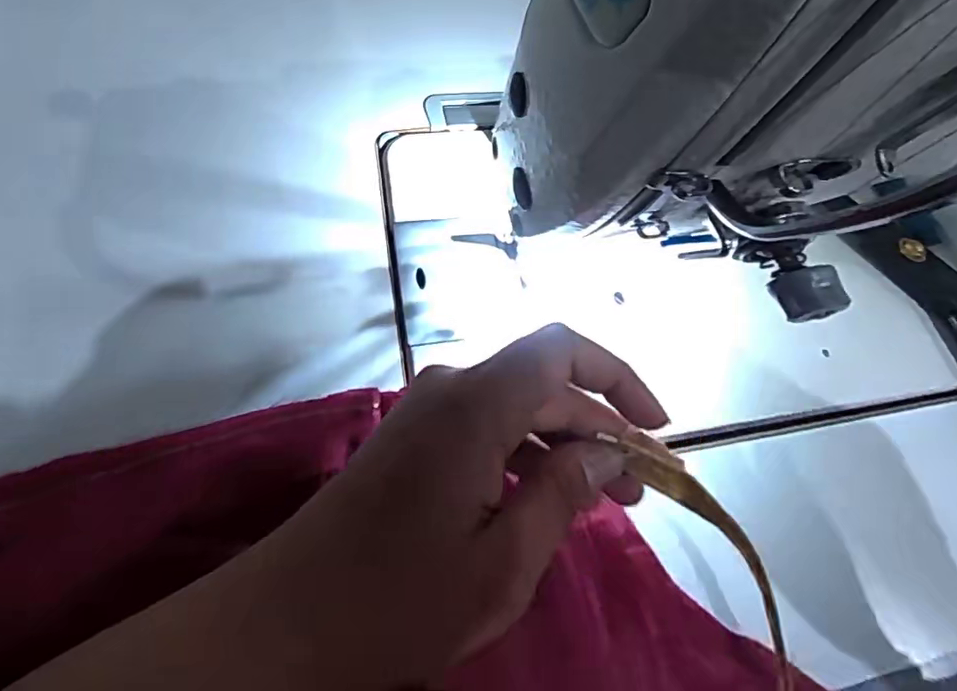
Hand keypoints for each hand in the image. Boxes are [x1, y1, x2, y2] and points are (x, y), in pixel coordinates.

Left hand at [234, 323, 668, 688]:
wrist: (299, 607)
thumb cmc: (403, 595)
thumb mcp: (503, 561)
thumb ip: (561, 493)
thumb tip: (608, 451)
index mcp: (471, 403)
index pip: (557, 349)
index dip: (616, 375)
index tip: (658, 429)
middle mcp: (445, 388)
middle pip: (537, 381)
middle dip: (594, 425)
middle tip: (641, 491)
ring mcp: (420, 409)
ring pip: (508, 404)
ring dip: (558, 442)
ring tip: (602, 500)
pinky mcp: (408, 434)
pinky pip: (478, 424)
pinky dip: (519, 451)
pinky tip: (540, 498)